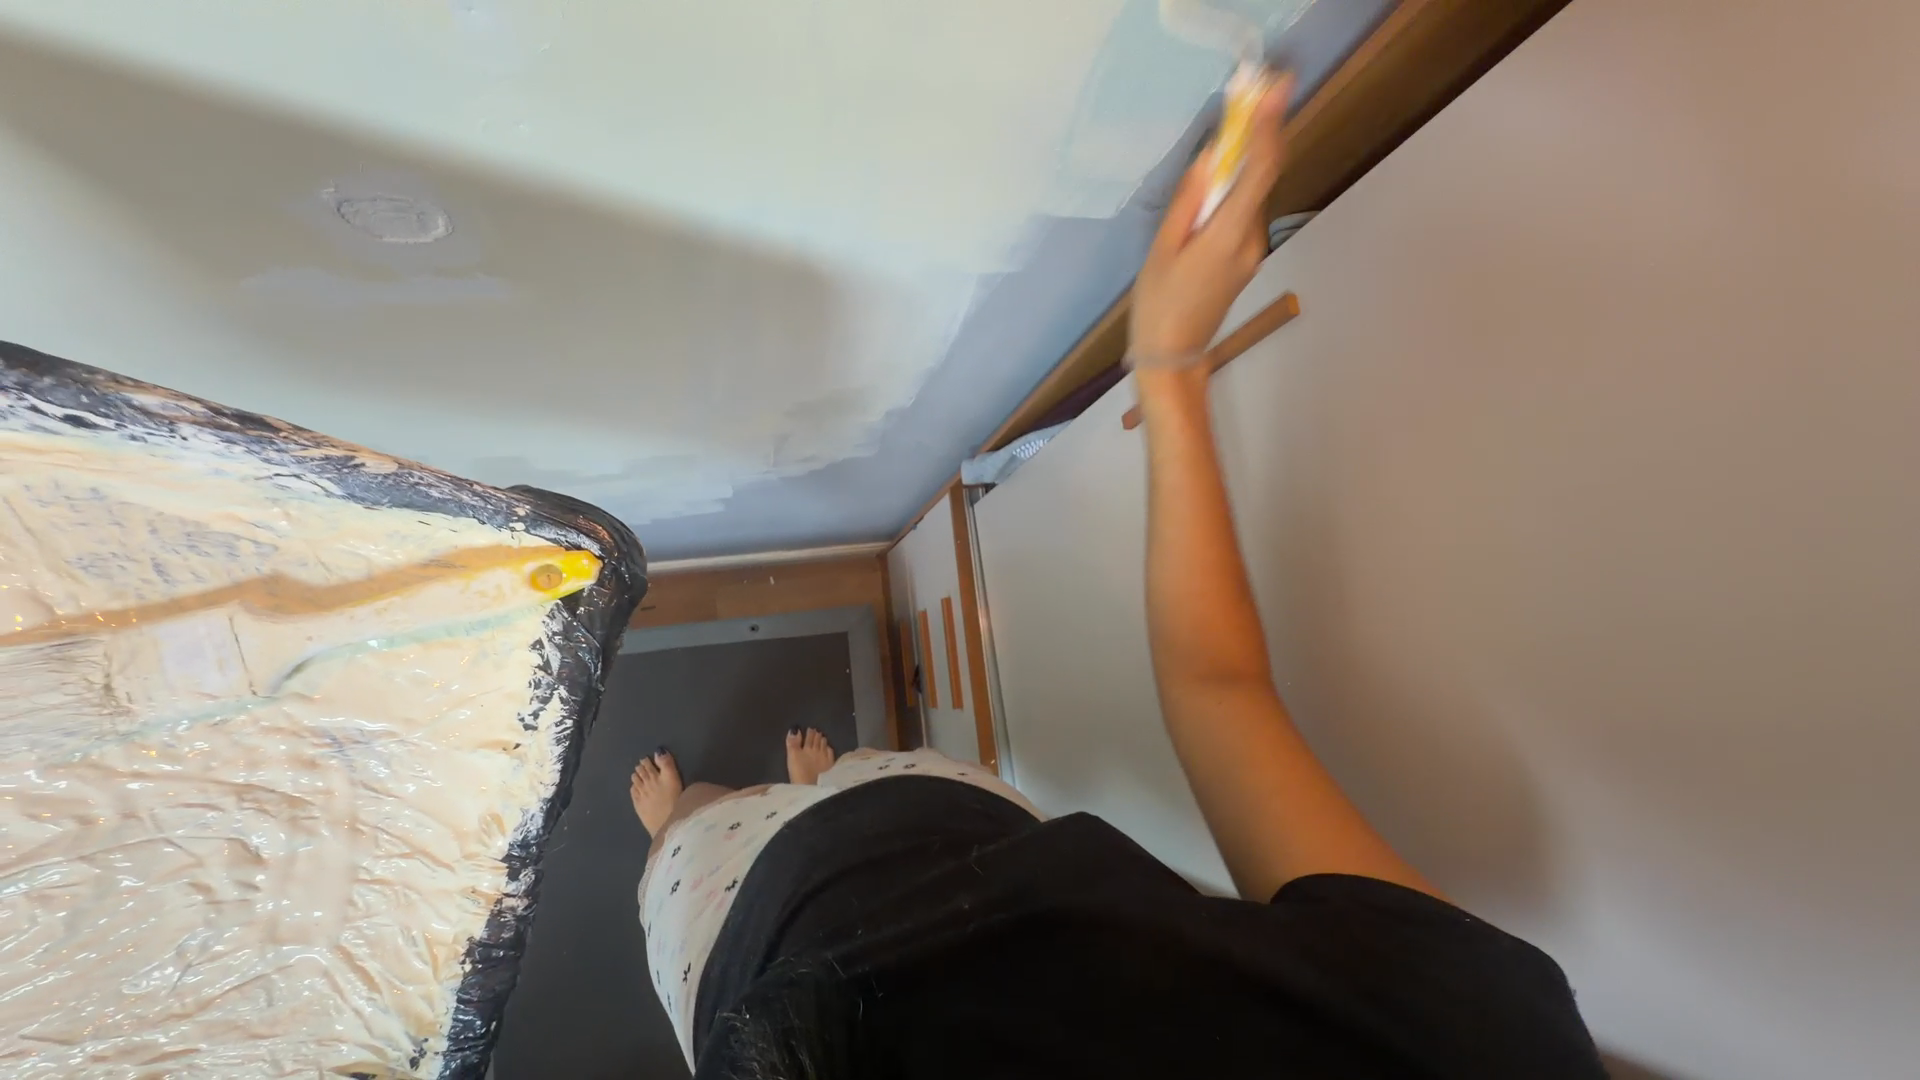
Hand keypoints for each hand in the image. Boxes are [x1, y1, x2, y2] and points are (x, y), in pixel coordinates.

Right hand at [1129, 74, 1291, 367]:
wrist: (1172, 358)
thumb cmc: (1158, 307)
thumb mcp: (1161, 251)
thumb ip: (1188, 202)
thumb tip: (1211, 159)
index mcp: (1228, 236)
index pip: (1260, 170)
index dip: (1268, 127)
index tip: (1272, 91)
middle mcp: (1250, 241)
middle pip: (1255, 182)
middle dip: (1244, 150)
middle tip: (1229, 122)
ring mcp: (1250, 254)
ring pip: (1246, 202)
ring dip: (1230, 182)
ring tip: (1197, 187)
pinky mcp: (1243, 263)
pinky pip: (1239, 220)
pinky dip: (1226, 204)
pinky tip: (1199, 216)